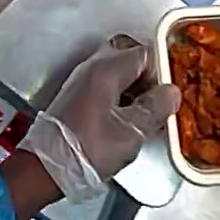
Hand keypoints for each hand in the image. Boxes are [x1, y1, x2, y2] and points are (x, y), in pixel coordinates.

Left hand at [22, 40, 180, 198]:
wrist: (47, 166)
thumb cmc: (88, 148)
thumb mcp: (130, 133)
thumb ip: (154, 108)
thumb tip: (172, 91)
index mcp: (106, 70)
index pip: (144, 53)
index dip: (162, 72)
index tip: (169, 95)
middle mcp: (92, 67)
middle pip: (129, 56)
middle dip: (148, 75)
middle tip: (159, 100)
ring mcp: (82, 79)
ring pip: (117, 69)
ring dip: (134, 85)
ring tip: (147, 112)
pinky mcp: (77, 93)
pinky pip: (105, 82)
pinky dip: (120, 92)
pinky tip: (128, 116)